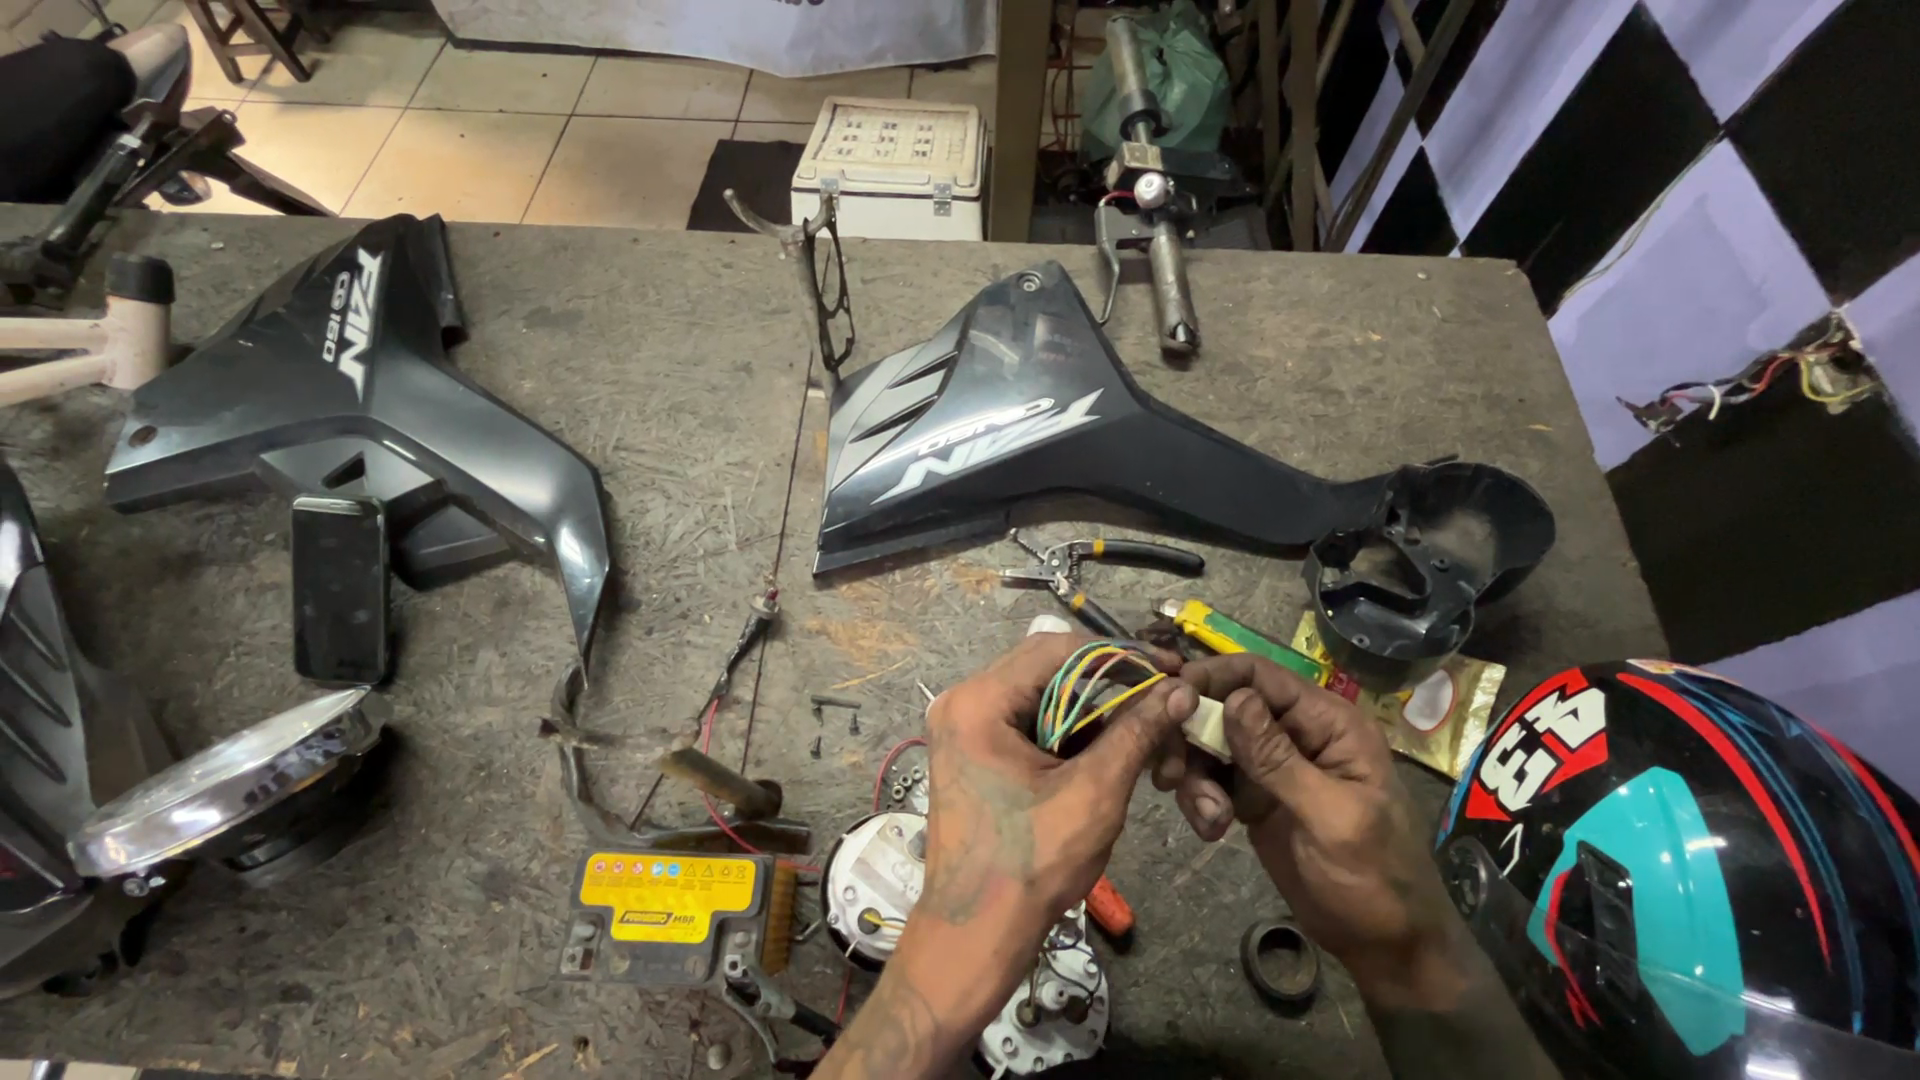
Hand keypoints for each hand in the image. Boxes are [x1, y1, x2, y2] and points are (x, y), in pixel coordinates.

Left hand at [912, 632, 1188, 975]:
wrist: (975, 933)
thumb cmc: (1031, 864)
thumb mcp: (1093, 793)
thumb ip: (1136, 732)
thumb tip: (1180, 688)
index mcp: (977, 702)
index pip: (1056, 649)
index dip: (1118, 655)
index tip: (1167, 669)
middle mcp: (962, 702)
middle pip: (1046, 666)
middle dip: (1108, 681)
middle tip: (1160, 695)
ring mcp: (962, 726)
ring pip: (1040, 693)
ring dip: (1091, 707)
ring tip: (1142, 725)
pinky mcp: (972, 750)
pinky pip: (1027, 720)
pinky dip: (1068, 729)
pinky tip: (1105, 748)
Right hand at [1154, 654, 1463, 1007]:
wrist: (1383, 945)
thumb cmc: (1375, 878)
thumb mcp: (1329, 816)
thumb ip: (1278, 758)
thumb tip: (1235, 698)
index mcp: (1327, 723)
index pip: (1260, 676)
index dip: (1212, 678)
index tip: (1169, 701)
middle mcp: (1296, 733)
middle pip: (1224, 706)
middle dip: (1192, 734)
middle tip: (1169, 771)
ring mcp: (1271, 764)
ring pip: (1210, 743)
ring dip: (1194, 774)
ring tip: (1208, 816)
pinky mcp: (1252, 794)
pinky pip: (1210, 778)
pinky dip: (1200, 798)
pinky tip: (1212, 828)